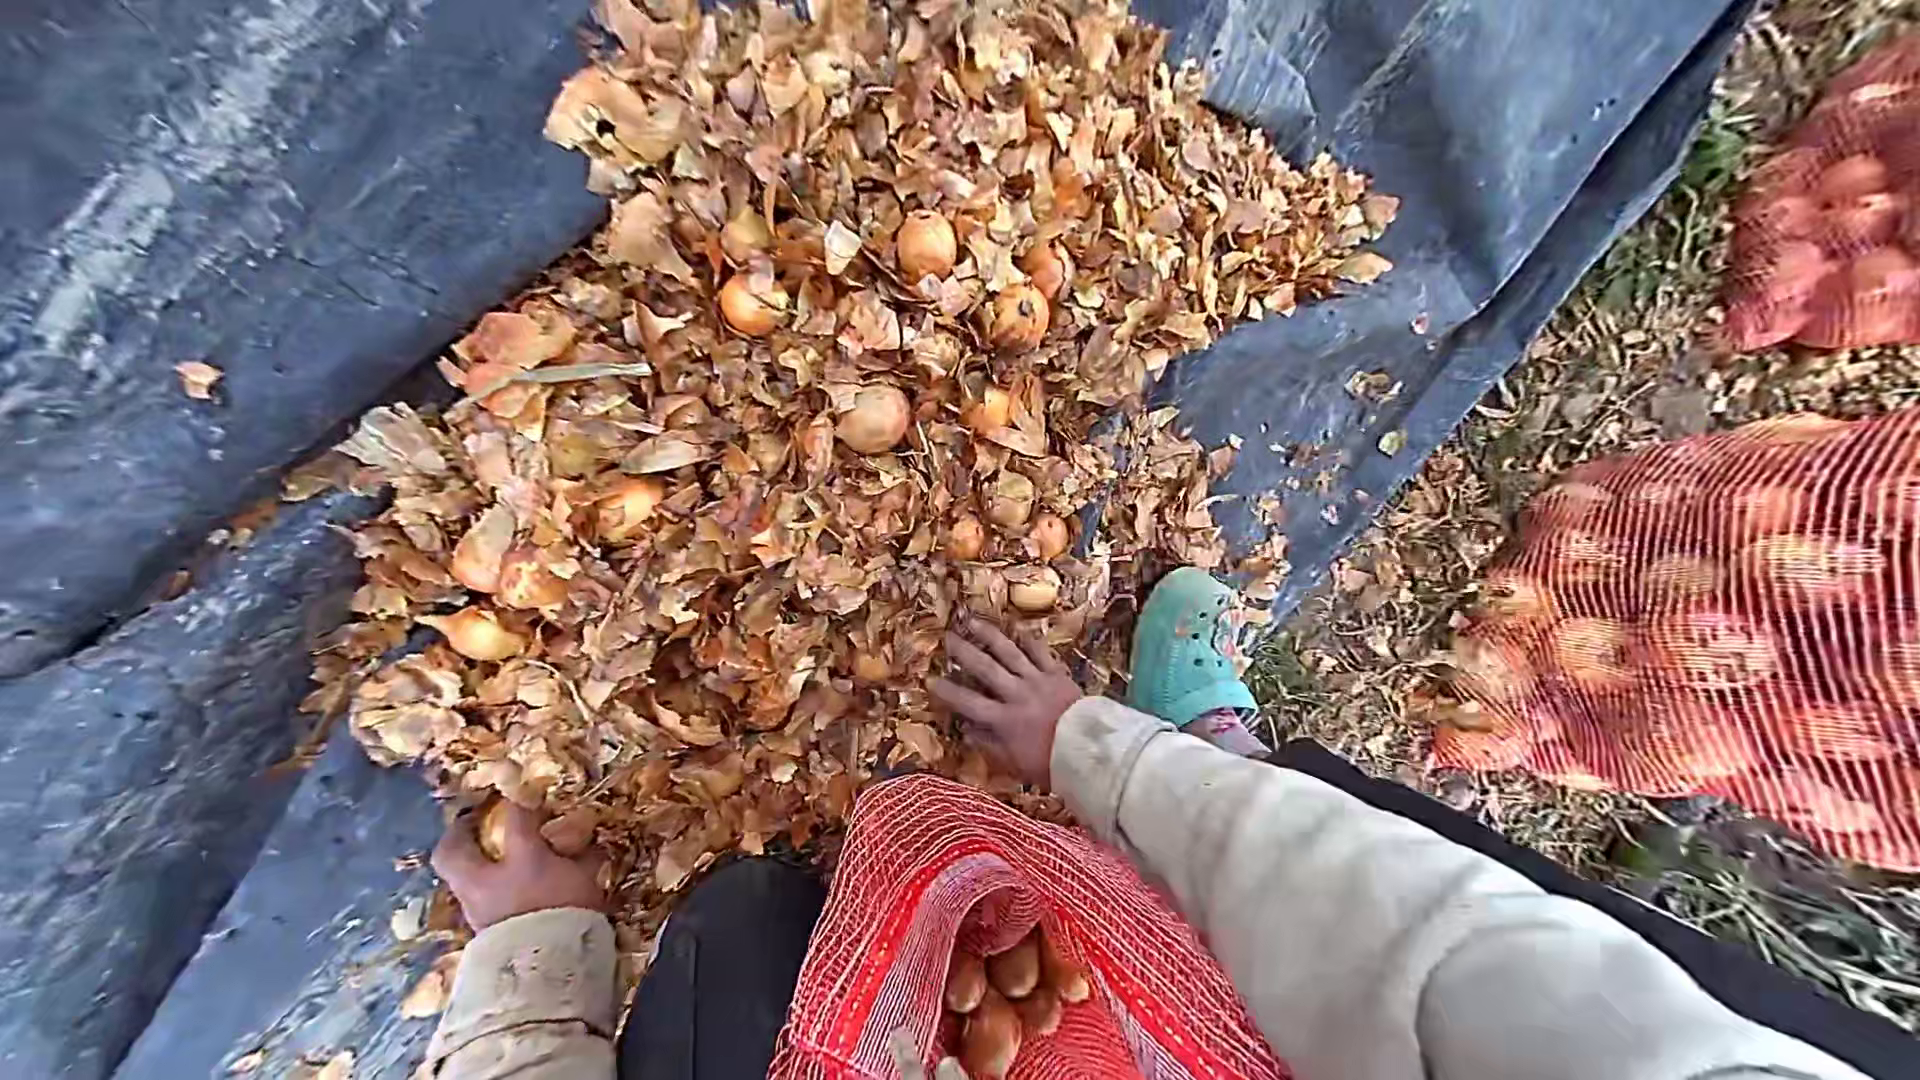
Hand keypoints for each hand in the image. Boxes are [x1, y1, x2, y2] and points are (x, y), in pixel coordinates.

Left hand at [432, 802, 604, 931]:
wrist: (546, 972)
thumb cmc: (571, 915)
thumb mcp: (585, 879)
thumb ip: (581, 857)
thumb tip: (586, 841)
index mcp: (521, 860)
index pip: (516, 818)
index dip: (520, 801)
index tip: (526, 792)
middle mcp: (488, 881)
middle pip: (453, 850)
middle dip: (458, 832)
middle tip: (472, 820)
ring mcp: (475, 908)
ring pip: (456, 877)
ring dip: (467, 863)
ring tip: (487, 856)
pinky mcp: (474, 931)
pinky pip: (471, 899)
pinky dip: (480, 887)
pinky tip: (500, 887)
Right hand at [930, 614, 1081, 788]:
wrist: (1092, 751)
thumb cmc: (1051, 763)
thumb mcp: (1015, 763)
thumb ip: (989, 745)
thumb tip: (966, 731)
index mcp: (1004, 720)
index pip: (969, 703)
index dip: (949, 692)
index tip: (931, 680)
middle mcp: (1017, 694)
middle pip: (986, 669)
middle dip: (964, 652)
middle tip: (947, 638)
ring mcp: (1037, 681)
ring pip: (1009, 653)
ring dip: (989, 636)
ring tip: (972, 621)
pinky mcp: (1056, 674)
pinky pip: (1040, 652)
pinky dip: (1028, 640)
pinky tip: (1017, 629)